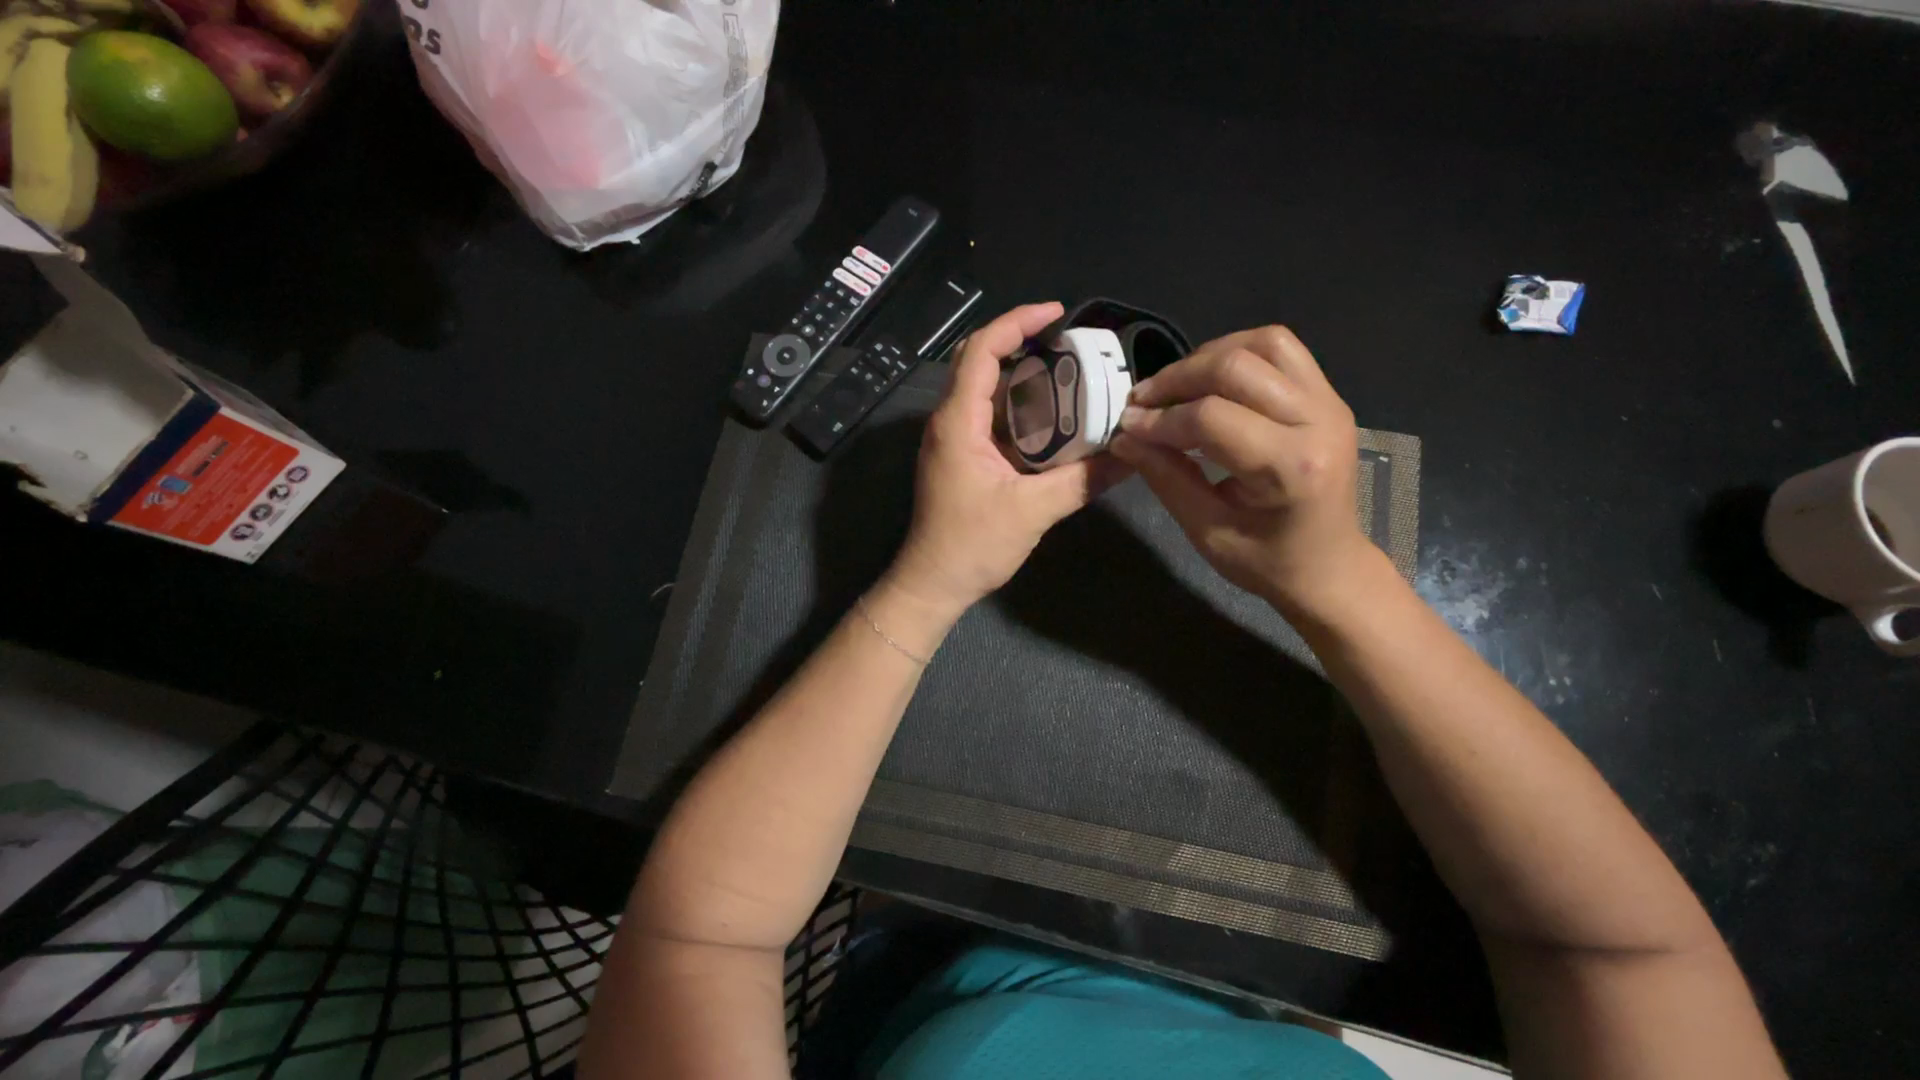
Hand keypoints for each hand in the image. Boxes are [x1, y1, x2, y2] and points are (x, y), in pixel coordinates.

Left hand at [883, 302, 1130, 618]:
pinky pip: (992, 417)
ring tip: (1070, 374)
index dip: (1017, 322)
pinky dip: (1022, 408)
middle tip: (1068, 342)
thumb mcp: (1033, 511)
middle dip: (1022, 342)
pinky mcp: (963, 457)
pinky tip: (1055, 418)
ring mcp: (954, 439)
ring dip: (1024, 377)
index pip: (981, 350)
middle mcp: (950, 421)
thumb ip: (1082, 480)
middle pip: (980, 361)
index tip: (1057, 313)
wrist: (933, 583)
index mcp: (958, 422)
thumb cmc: (971, 545)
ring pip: (987, 389)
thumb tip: (1131, 455)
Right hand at [1110, 325, 1380, 616]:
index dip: (1161, 419)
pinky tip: (1209, 381)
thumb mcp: (1206, 530)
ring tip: (1177, 386)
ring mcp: (1329, 402)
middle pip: (1237, 367)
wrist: (1328, 567)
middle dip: (1178, 378)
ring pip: (1263, 344)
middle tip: (1144, 401)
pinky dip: (1237, 355)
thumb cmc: (1266, 560)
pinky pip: (1280, 350)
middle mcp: (1318, 422)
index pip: (1212, 417)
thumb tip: (1124, 436)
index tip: (1128, 426)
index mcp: (1292, 468)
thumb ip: (1165, 477)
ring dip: (1209, 357)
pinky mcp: (1327, 395)